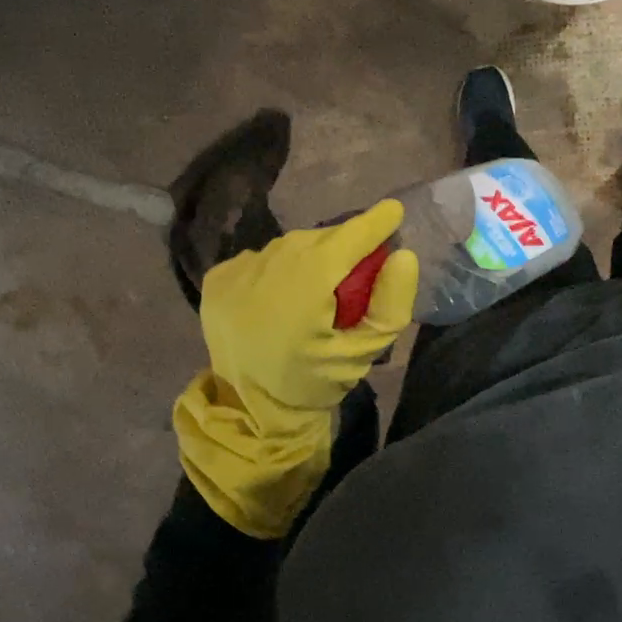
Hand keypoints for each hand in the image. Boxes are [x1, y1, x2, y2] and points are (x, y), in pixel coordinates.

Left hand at [173, 200, 417, 537]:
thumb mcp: (363, 351)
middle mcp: (267, 268)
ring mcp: (237, 271)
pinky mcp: (218, 278)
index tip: (394, 210)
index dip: (374, 223)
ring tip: (319, 283)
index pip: (347, 238)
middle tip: (358, 265)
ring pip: (289, 245)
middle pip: (318, 239)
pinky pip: (260, 257)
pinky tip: (283, 292)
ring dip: (310, 255)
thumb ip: (390, 304)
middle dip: (343, 244)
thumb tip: (404, 255)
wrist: (251, 410)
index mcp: (304, 286)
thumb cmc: (313, 382)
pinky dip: (278, 266)